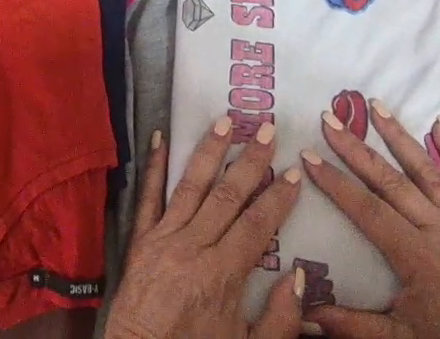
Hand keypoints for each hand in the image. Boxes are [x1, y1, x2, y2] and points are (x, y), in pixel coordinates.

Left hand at [104, 117, 306, 338]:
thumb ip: (279, 319)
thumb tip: (300, 276)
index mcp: (222, 275)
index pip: (256, 225)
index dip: (278, 198)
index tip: (295, 172)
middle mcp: (192, 248)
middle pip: (227, 196)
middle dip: (250, 161)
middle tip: (267, 129)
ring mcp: (163, 240)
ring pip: (190, 186)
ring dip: (209, 151)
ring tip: (224, 121)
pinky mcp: (138, 242)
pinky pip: (147, 198)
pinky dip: (154, 166)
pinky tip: (159, 138)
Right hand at [301, 105, 439, 338]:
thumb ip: (353, 325)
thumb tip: (305, 315)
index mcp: (417, 256)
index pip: (366, 209)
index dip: (335, 181)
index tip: (309, 154)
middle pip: (390, 180)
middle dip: (356, 148)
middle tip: (330, 118)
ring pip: (426, 170)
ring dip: (399, 135)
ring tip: (375, 104)